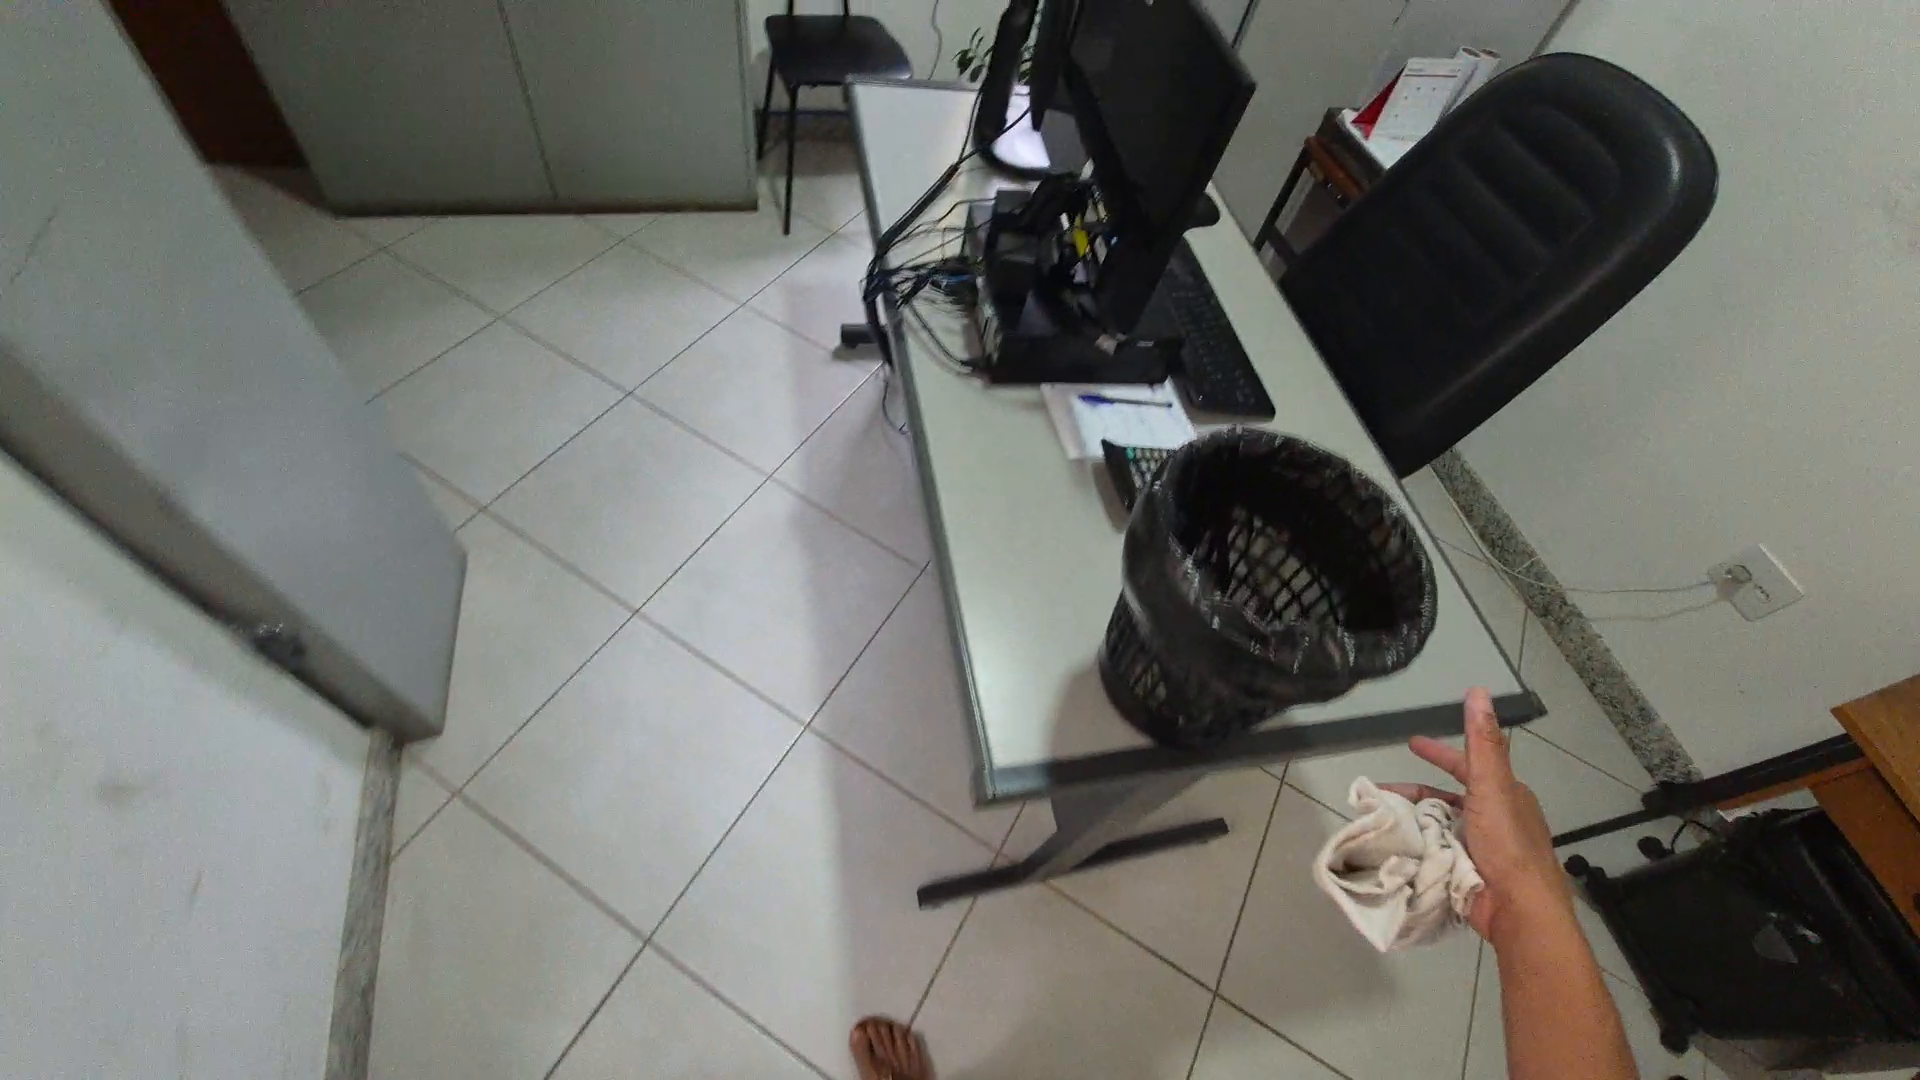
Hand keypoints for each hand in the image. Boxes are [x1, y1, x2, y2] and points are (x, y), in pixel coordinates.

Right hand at [1381, 687, 1570, 946]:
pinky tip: (1396, 844)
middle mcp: (1498, 819)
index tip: (1410, 743)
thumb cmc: (1507, 847)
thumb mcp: (1492, 788)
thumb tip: (1479, 691)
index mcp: (1508, 797)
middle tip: (1381, 790)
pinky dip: (1417, 842)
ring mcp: (1485, 848)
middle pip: (1448, 795)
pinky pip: (1438, 847)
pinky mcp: (1472, 872)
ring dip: (1412, 818)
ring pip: (1440, 822)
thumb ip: (1482, 743)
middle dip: (1414, 791)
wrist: (1520, 913)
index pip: (1468, 765)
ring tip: (1381, 820)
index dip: (1439, 752)